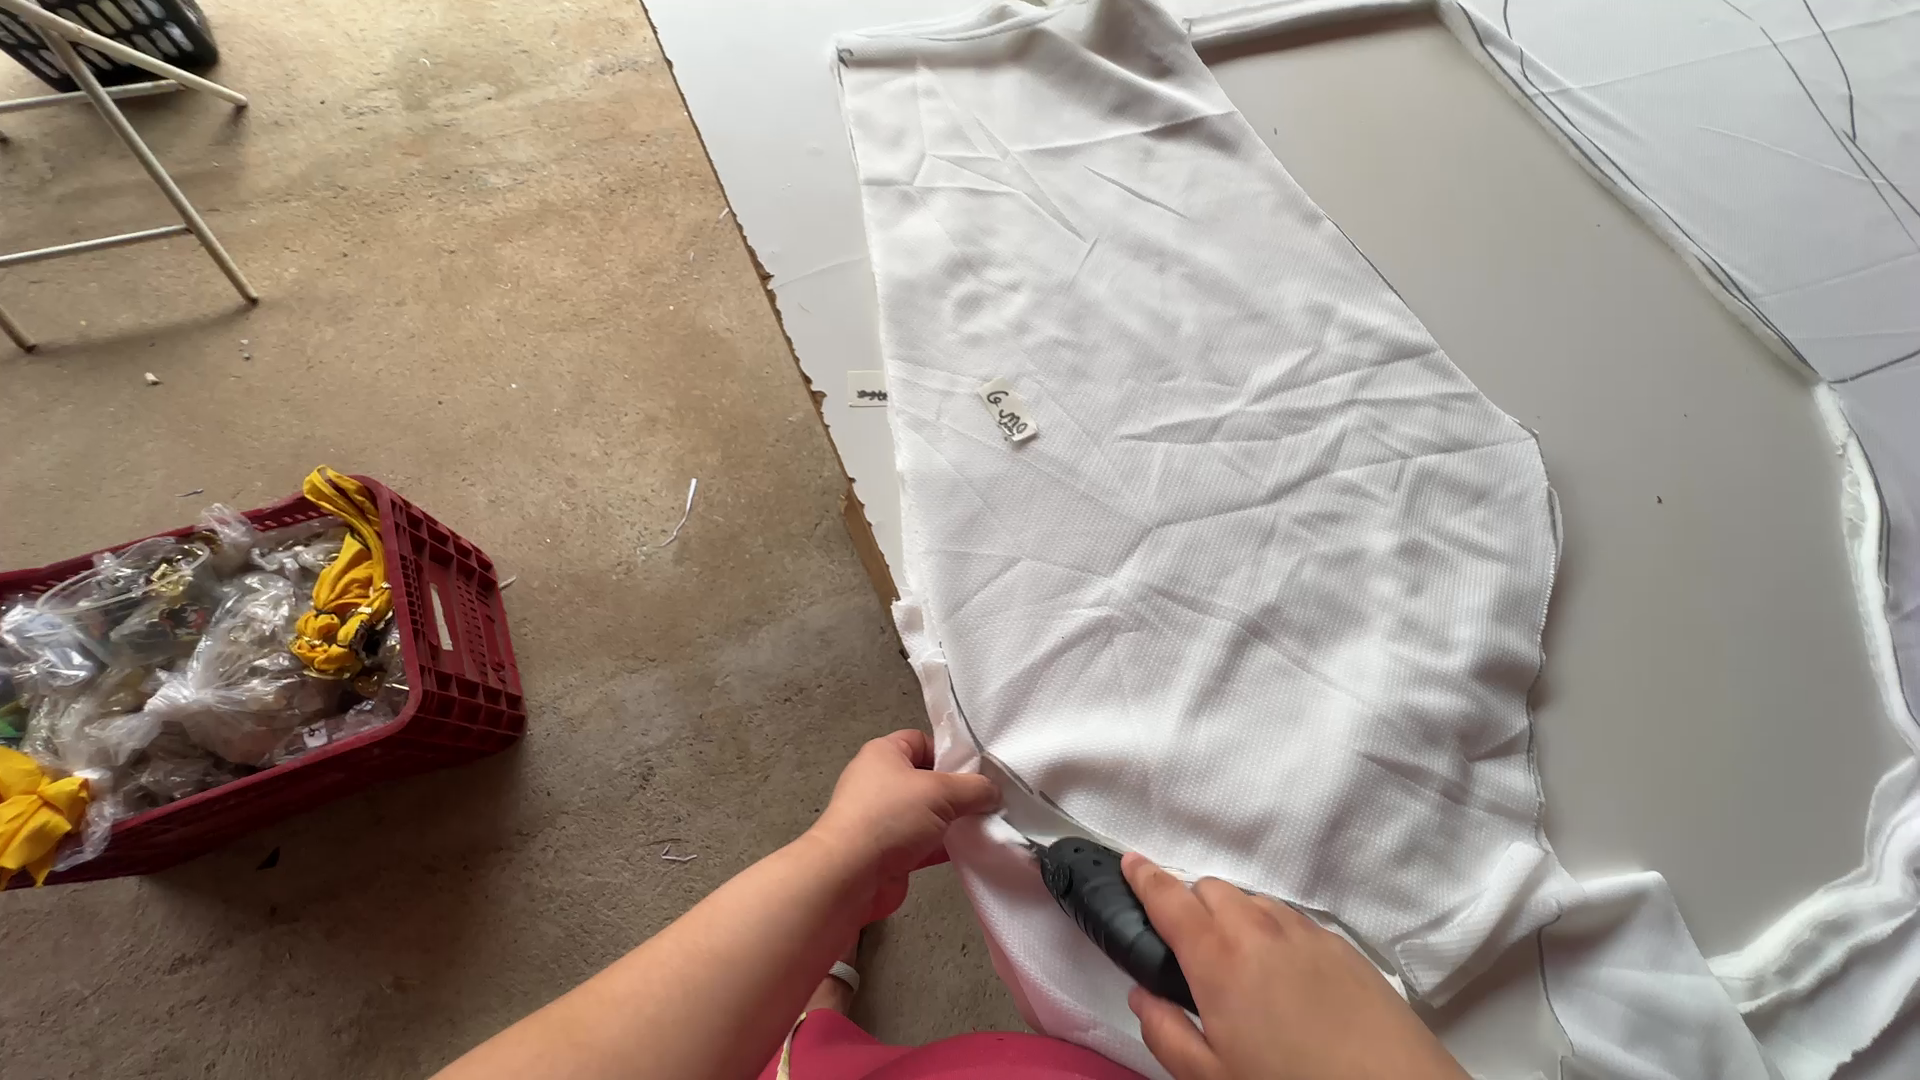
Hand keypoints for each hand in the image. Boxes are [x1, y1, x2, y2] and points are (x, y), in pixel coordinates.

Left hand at [804, 730, 999, 921]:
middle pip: (927, 779)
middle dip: (957, 790)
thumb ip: (973, 787)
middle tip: (987, 799)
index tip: (977, 769)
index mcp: (884, 753)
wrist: (850, 877)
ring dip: (953, 821)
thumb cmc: (890, 817)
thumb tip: (993, 791)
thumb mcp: (940, 792)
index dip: (948, 751)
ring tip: (986, 825)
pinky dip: (945, 846)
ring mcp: (883, 819)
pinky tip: (972, 850)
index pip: (921, 740)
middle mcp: (880, 781)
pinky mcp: (888, 851)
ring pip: (928, 814)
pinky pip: (924, 843)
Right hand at [1122, 854, 1468, 1079]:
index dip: (1143, 876)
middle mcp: (1257, 927)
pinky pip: (1290, 920)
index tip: (1129, 862)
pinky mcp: (1342, 945)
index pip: (1167, 896)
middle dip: (1191, 904)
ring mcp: (1303, 931)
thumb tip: (1142, 996)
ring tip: (1241, 967)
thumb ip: (1165, 1033)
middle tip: (1191, 949)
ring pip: (1252, 901)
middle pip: (1210, 888)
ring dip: (1234, 917)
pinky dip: (1272, 931)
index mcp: (1217, 955)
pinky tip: (1286, 978)